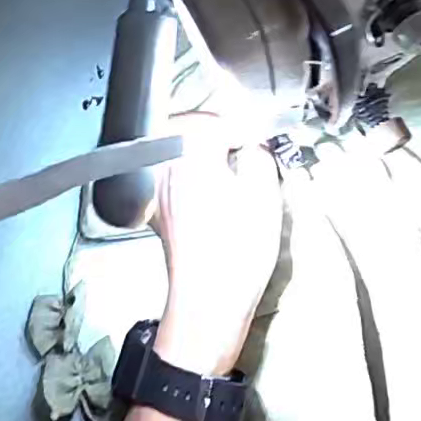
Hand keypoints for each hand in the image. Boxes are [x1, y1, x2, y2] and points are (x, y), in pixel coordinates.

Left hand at [149, 117, 282, 375]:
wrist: (209, 301)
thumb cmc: (238, 248)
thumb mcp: (265, 191)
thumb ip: (259, 152)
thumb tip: (252, 142)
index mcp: (187, 153)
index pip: (218, 120)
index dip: (245, 127)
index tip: (263, 138)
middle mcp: (162, 164)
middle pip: (189, 127)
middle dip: (219, 130)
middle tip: (248, 143)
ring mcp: (155, 187)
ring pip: (178, 149)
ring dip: (205, 149)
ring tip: (233, 164)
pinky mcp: (156, 208)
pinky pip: (173, 173)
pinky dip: (194, 171)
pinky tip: (215, 189)